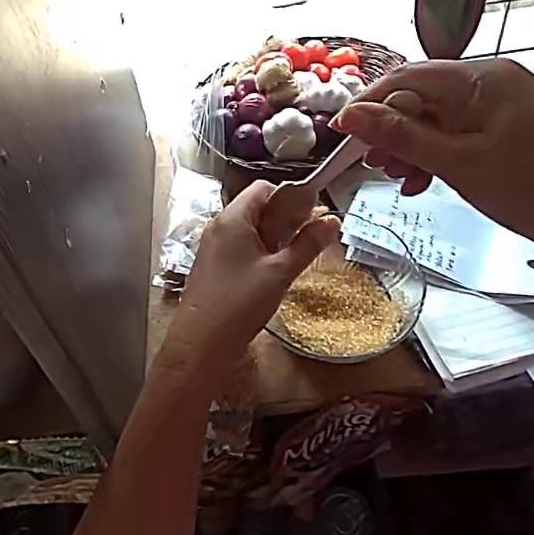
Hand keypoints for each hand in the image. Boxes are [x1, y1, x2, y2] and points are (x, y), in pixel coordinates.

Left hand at [154, 181, 339, 395]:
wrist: (200, 345)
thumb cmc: (240, 303)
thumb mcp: (280, 272)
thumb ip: (308, 244)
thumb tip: (333, 221)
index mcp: (233, 218)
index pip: (264, 188)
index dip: (290, 196)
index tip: (311, 215)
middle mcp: (219, 226)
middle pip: (257, 207)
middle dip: (284, 219)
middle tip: (307, 239)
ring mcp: (213, 247)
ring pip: (249, 228)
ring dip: (273, 237)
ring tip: (292, 258)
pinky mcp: (213, 266)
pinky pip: (239, 246)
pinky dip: (259, 252)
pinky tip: (272, 274)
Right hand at [330, 59, 533, 257]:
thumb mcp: (459, 164)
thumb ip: (403, 136)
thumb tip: (351, 115)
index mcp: (479, 78)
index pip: (407, 78)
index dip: (370, 106)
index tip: (344, 137)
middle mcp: (492, 79)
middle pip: (423, 95)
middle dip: (394, 130)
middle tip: (377, 167)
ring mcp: (506, 102)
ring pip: (442, 116)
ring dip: (416, 144)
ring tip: (402, 178)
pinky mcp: (516, 125)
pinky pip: (465, 130)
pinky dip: (443, 152)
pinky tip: (430, 178)